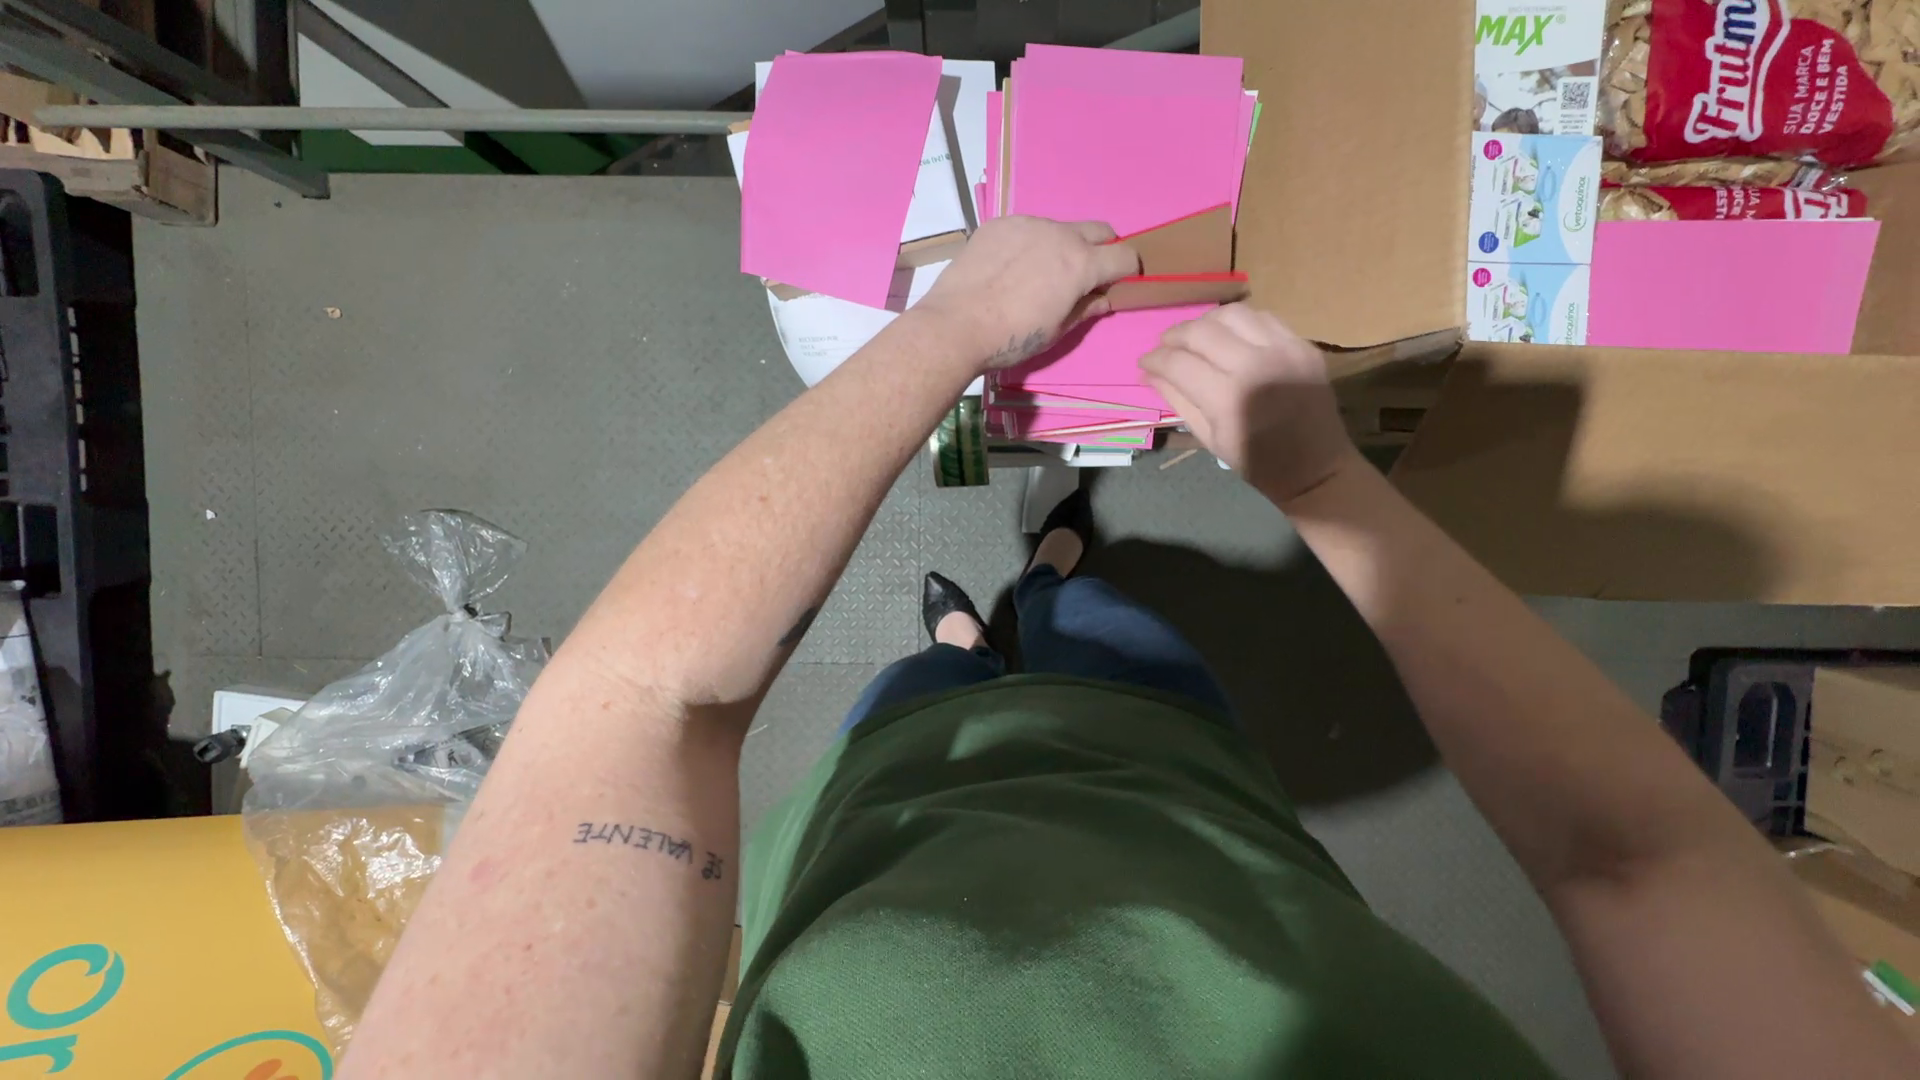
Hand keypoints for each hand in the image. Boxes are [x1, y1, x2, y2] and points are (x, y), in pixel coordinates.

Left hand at [914, 216, 1140, 370]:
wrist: (955, 326)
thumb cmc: (1012, 338)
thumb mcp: (1056, 331)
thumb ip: (1085, 309)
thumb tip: (1104, 299)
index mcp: (1080, 263)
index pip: (1124, 255)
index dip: (1129, 270)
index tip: (1120, 283)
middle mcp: (1059, 234)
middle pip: (1098, 231)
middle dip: (1102, 250)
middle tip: (1086, 277)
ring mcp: (1027, 224)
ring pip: (1059, 229)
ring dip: (1062, 247)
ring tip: (1038, 276)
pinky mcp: (999, 224)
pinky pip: (1026, 229)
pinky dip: (1029, 245)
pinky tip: (1008, 270)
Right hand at [1140, 304, 1359, 504]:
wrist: (1316, 467)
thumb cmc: (1257, 462)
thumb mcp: (1209, 438)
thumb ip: (1178, 399)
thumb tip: (1149, 374)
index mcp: (1230, 398)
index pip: (1179, 363)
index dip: (1155, 359)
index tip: (1144, 362)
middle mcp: (1257, 365)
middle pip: (1202, 331)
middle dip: (1175, 336)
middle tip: (1164, 347)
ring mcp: (1285, 349)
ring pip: (1232, 314)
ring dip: (1206, 323)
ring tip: (1195, 338)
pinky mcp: (1302, 344)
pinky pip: (1263, 318)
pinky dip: (1238, 323)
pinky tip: (1229, 338)